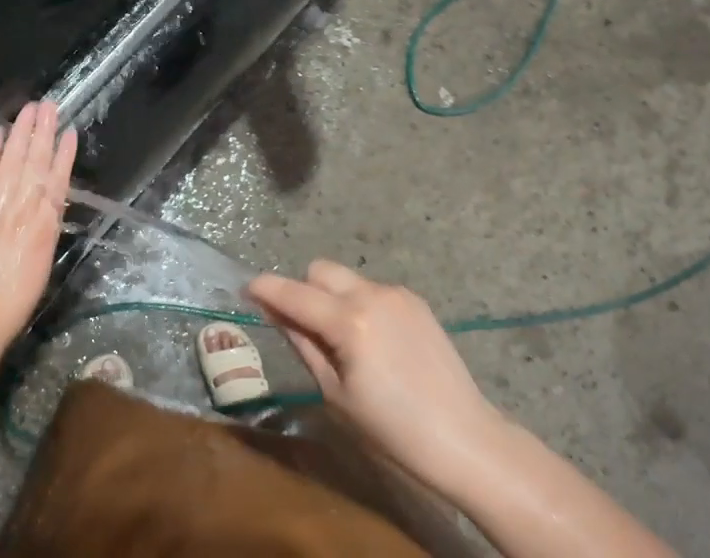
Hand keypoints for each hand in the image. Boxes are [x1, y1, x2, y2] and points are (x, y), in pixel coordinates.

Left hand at [0, 100, 76, 352]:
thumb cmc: (15, 299)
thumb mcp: (42, 263)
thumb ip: (45, 229)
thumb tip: (49, 201)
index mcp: (44, 227)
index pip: (57, 181)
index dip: (64, 155)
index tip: (69, 131)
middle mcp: (22, 212)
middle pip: (34, 164)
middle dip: (42, 133)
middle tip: (48, 106)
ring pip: (11, 163)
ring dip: (20, 134)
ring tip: (28, 110)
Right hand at [247, 260, 502, 489]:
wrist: (465, 439)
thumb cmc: (392, 430)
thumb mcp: (335, 392)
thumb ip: (303, 344)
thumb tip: (275, 312)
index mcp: (349, 321)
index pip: (293, 292)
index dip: (264, 288)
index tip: (244, 290)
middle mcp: (373, 295)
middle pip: (319, 271)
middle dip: (301, 289)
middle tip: (298, 325)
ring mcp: (398, 296)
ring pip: (346, 279)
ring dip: (330, 297)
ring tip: (338, 340)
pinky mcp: (417, 303)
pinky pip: (372, 291)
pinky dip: (357, 304)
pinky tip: (370, 342)